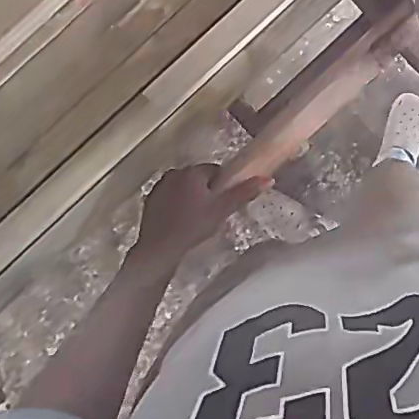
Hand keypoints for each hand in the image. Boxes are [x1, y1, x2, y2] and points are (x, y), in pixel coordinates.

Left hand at [133, 163, 268, 264]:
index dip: (223, 185)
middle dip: (208, 191)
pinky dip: (178, 205)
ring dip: (192, 197)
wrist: (160, 248)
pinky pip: (171, 197)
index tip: (225, 202)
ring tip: (198, 219)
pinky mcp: (151, 200)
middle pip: (199, 177)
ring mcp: (160, 186)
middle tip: (214, 213)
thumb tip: (268, 179)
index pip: (215, 170)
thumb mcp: (223, 210)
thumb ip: (244, 192)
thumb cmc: (193, 226)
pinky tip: (182, 221)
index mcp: (193, 172)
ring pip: (184, 187)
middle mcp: (175, 173)